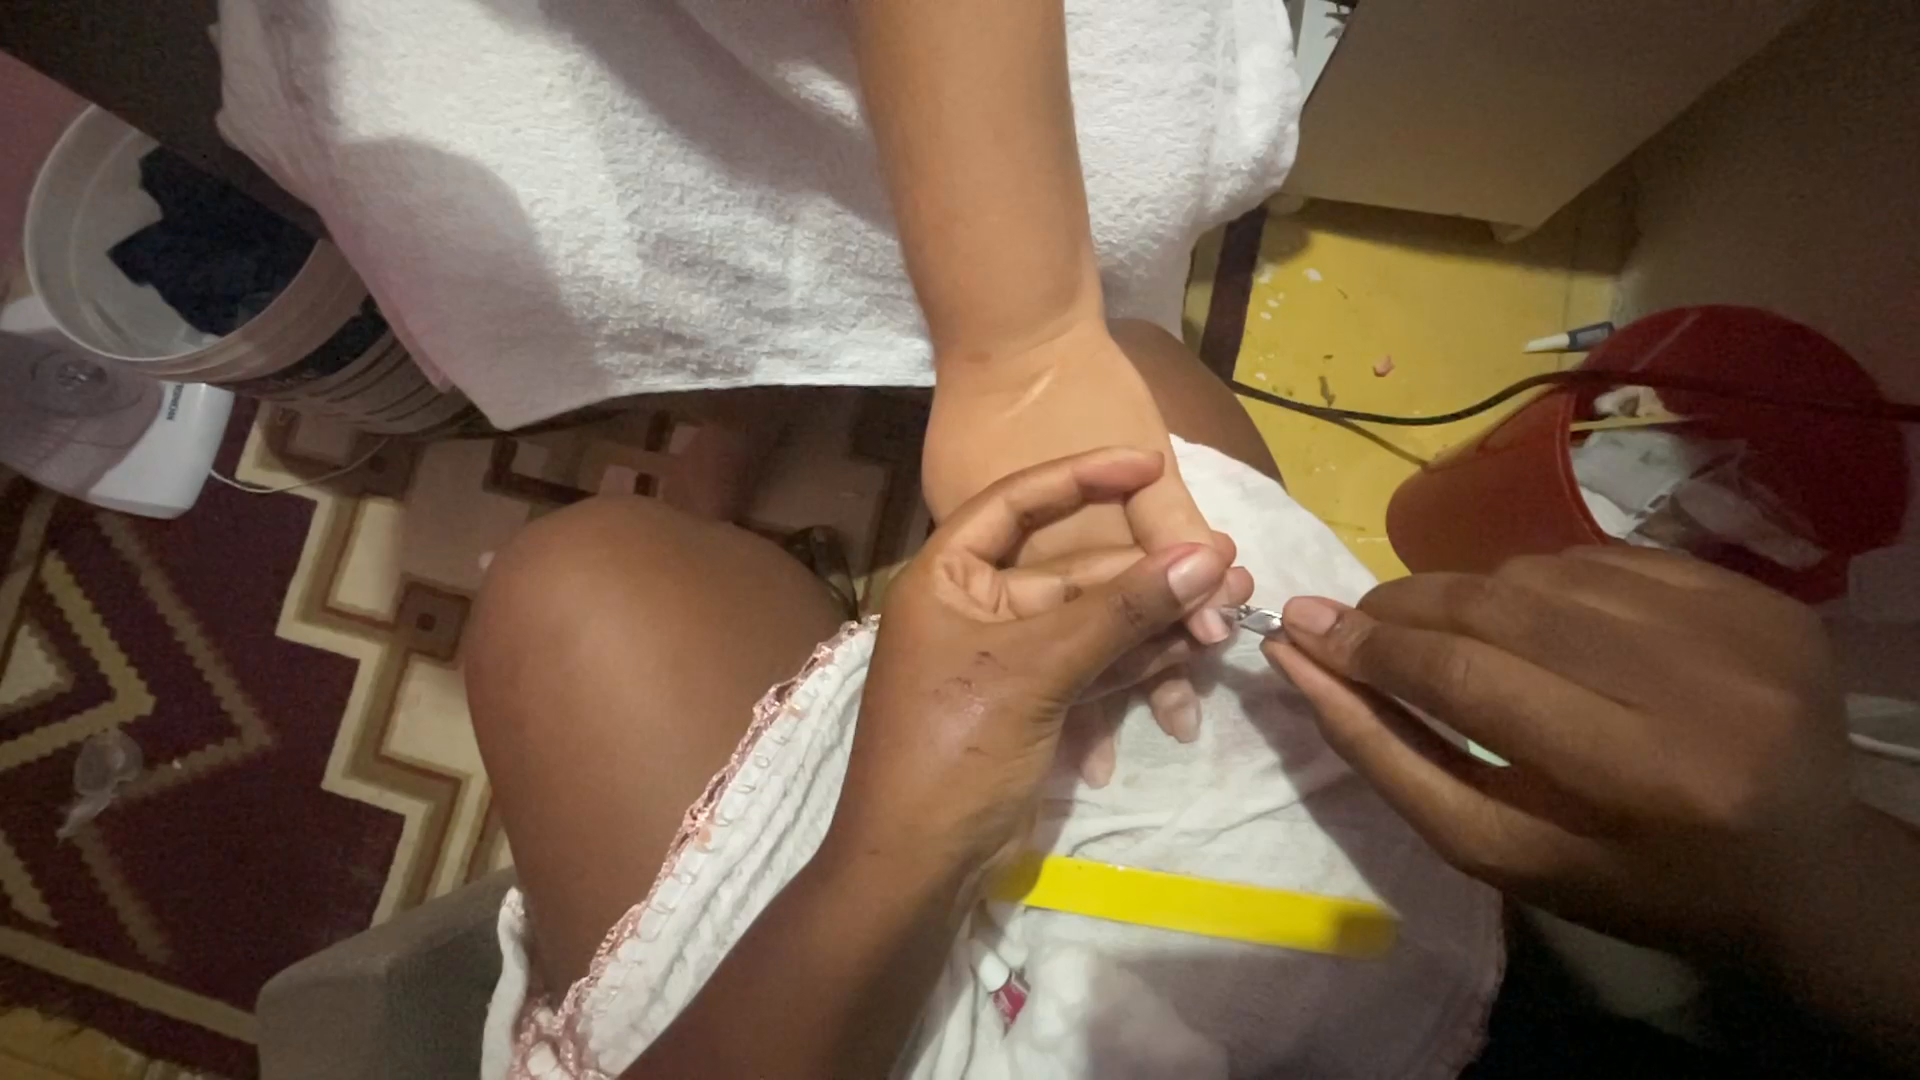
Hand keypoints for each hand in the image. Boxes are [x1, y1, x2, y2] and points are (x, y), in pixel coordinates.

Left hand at [836, 447, 1235, 868]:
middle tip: (1228, 571)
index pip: (1020, 501)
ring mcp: (1008, 654)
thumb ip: (1121, 610)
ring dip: (1154, 623)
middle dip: (1147, 577)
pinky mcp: (1033, 698)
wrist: (920, 867)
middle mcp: (976, 603)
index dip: (1085, 476)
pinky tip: (1186, 666)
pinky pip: (1091, 666)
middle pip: (1073, 571)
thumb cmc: (954, 747)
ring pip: (1092, 622)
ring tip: (1226, 620)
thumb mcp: (1037, 670)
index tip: (1151, 463)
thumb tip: (1208, 555)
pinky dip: (1134, 667)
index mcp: (950, 574)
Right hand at [1264, 546, 1856, 954]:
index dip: (1370, 647)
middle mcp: (1698, 687)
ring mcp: (1736, 626)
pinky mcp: (1752, 595)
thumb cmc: (1620, 877)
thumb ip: (1378, 748)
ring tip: (1456, 637)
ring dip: (1464, 596)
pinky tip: (1537, 625)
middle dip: (1400, 607)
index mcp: (1637, 775)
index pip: (1463, 677)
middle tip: (1360, 624)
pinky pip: (1591, 556)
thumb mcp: (1484, 842)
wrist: (1804, 873)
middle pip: (1494, 606)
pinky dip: (1533, 582)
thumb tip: (1295, 654)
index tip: (1302, 628)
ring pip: (1532, 571)